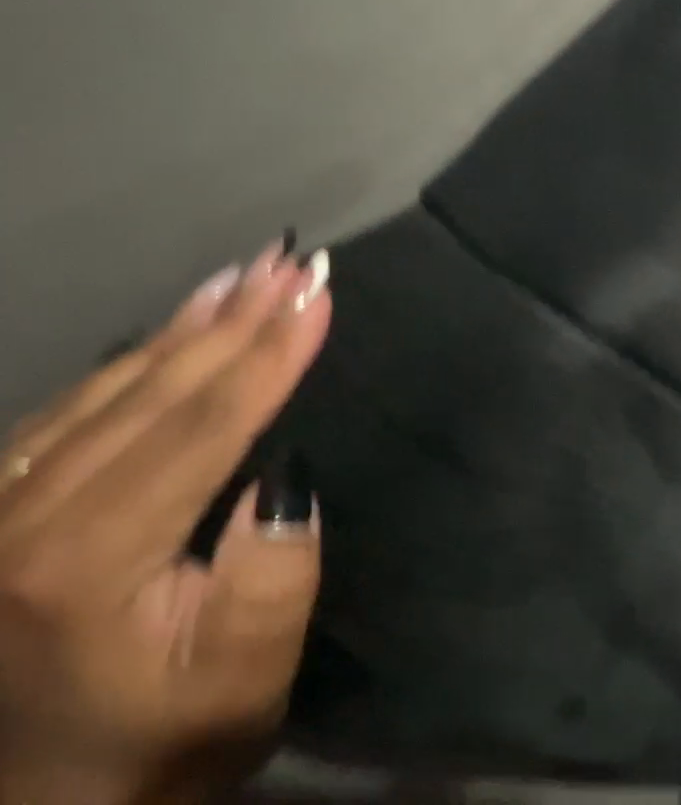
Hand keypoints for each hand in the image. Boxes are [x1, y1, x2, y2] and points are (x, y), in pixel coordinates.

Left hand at [0, 242, 331, 802]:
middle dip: (232, 321)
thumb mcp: (242, 679)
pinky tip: (163, 331)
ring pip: (102, 392)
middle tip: (292, 260)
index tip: (320, 292)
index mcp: (85, 557)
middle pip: (151, 394)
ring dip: (182, 328)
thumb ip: (272, 579)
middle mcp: (19, 519)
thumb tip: (291, 472)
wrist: (46, 802)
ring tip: (241, 273)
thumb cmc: (169, 737)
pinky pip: (62, 414)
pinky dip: (126, 361)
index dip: (268, 355)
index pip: (203, 427)